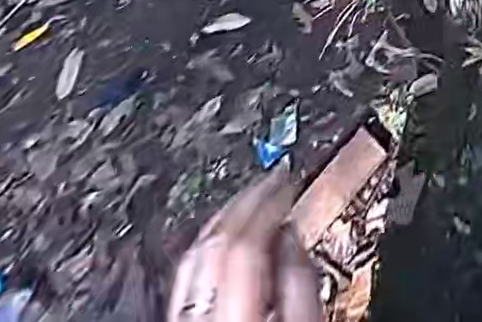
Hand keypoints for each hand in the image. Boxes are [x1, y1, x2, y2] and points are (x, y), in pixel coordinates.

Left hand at [168, 171, 321, 321]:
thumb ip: (300, 285)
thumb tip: (293, 232)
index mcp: (238, 314)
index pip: (246, 241)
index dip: (268, 202)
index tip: (288, 179)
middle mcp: (202, 313)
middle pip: (217, 239)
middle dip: (248, 198)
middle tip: (274, 175)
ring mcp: (185, 316)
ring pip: (198, 251)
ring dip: (227, 214)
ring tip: (254, 194)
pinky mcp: (180, 319)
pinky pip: (188, 270)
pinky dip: (210, 240)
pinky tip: (227, 231)